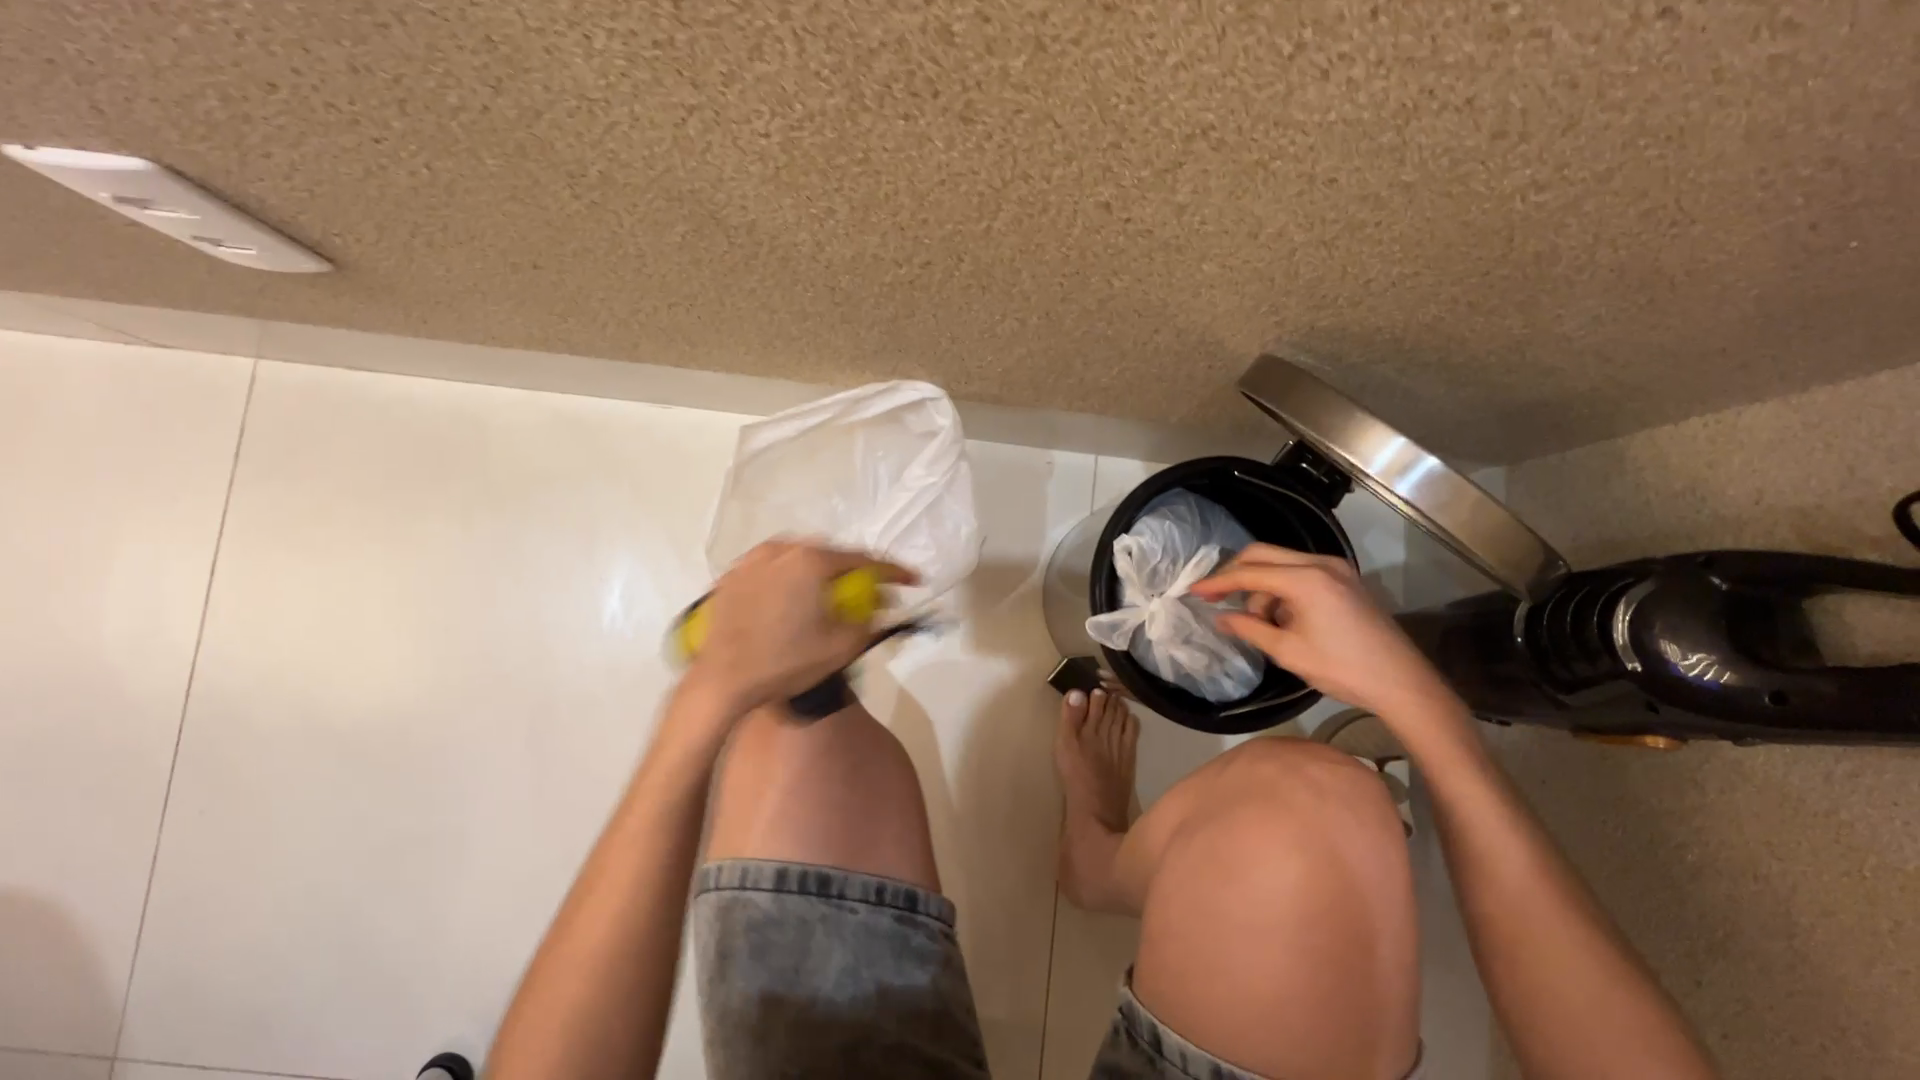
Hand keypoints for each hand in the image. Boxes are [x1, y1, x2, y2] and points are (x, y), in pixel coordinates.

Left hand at [684, 540, 914, 714]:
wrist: (722, 680)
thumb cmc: (786, 663)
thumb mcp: (842, 647)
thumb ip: (871, 619)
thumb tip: (883, 604)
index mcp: (812, 560)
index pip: (865, 560)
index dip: (894, 572)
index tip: (913, 581)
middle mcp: (782, 549)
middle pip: (830, 555)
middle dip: (853, 571)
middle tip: (869, 592)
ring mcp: (752, 560)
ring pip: (798, 558)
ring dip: (819, 573)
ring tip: (829, 595)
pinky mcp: (732, 576)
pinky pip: (772, 570)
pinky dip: (789, 580)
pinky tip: (792, 602)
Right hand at [1190, 544, 1455, 719]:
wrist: (1401, 681)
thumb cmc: (1342, 669)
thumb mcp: (1288, 652)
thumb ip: (1249, 629)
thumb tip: (1221, 618)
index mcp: (1305, 579)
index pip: (1249, 572)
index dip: (1217, 582)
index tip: (1193, 591)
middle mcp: (1321, 563)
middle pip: (1263, 555)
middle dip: (1236, 576)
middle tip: (1214, 598)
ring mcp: (1337, 569)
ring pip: (1282, 565)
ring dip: (1262, 588)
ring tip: (1261, 625)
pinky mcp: (1345, 580)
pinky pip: (1301, 574)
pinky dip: (1283, 590)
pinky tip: (1283, 619)